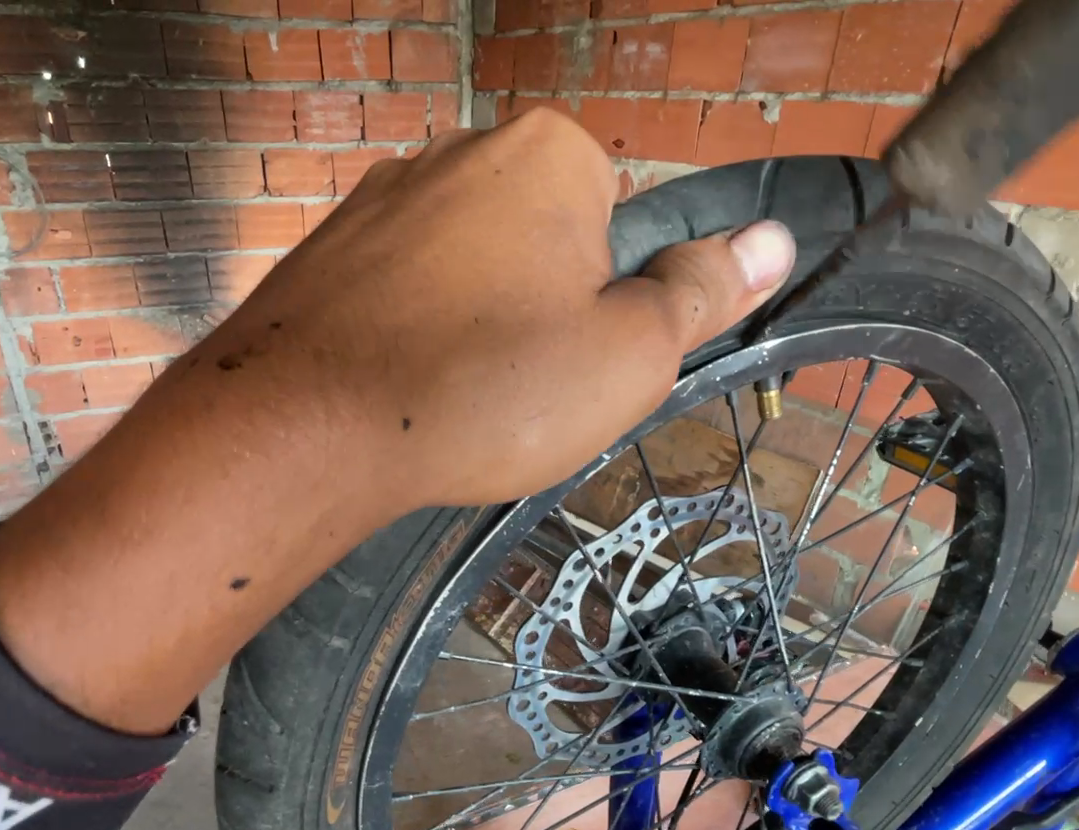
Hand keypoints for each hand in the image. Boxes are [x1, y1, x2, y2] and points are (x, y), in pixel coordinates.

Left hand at [0, 111, 792, 734]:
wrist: (307, 428)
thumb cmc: (485, 389)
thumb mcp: (626, 356)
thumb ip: (700, 294)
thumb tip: (771, 241)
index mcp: (547, 155)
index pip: (618, 222)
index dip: (606, 303)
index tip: (574, 360)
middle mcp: (457, 151)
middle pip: (538, 241)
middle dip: (540, 309)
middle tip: (518, 388)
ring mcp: (380, 199)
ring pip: (466, 271)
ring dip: (474, 329)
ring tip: (455, 397)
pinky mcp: (326, 253)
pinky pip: (401, 293)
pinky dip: (412, 335)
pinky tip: (400, 388)